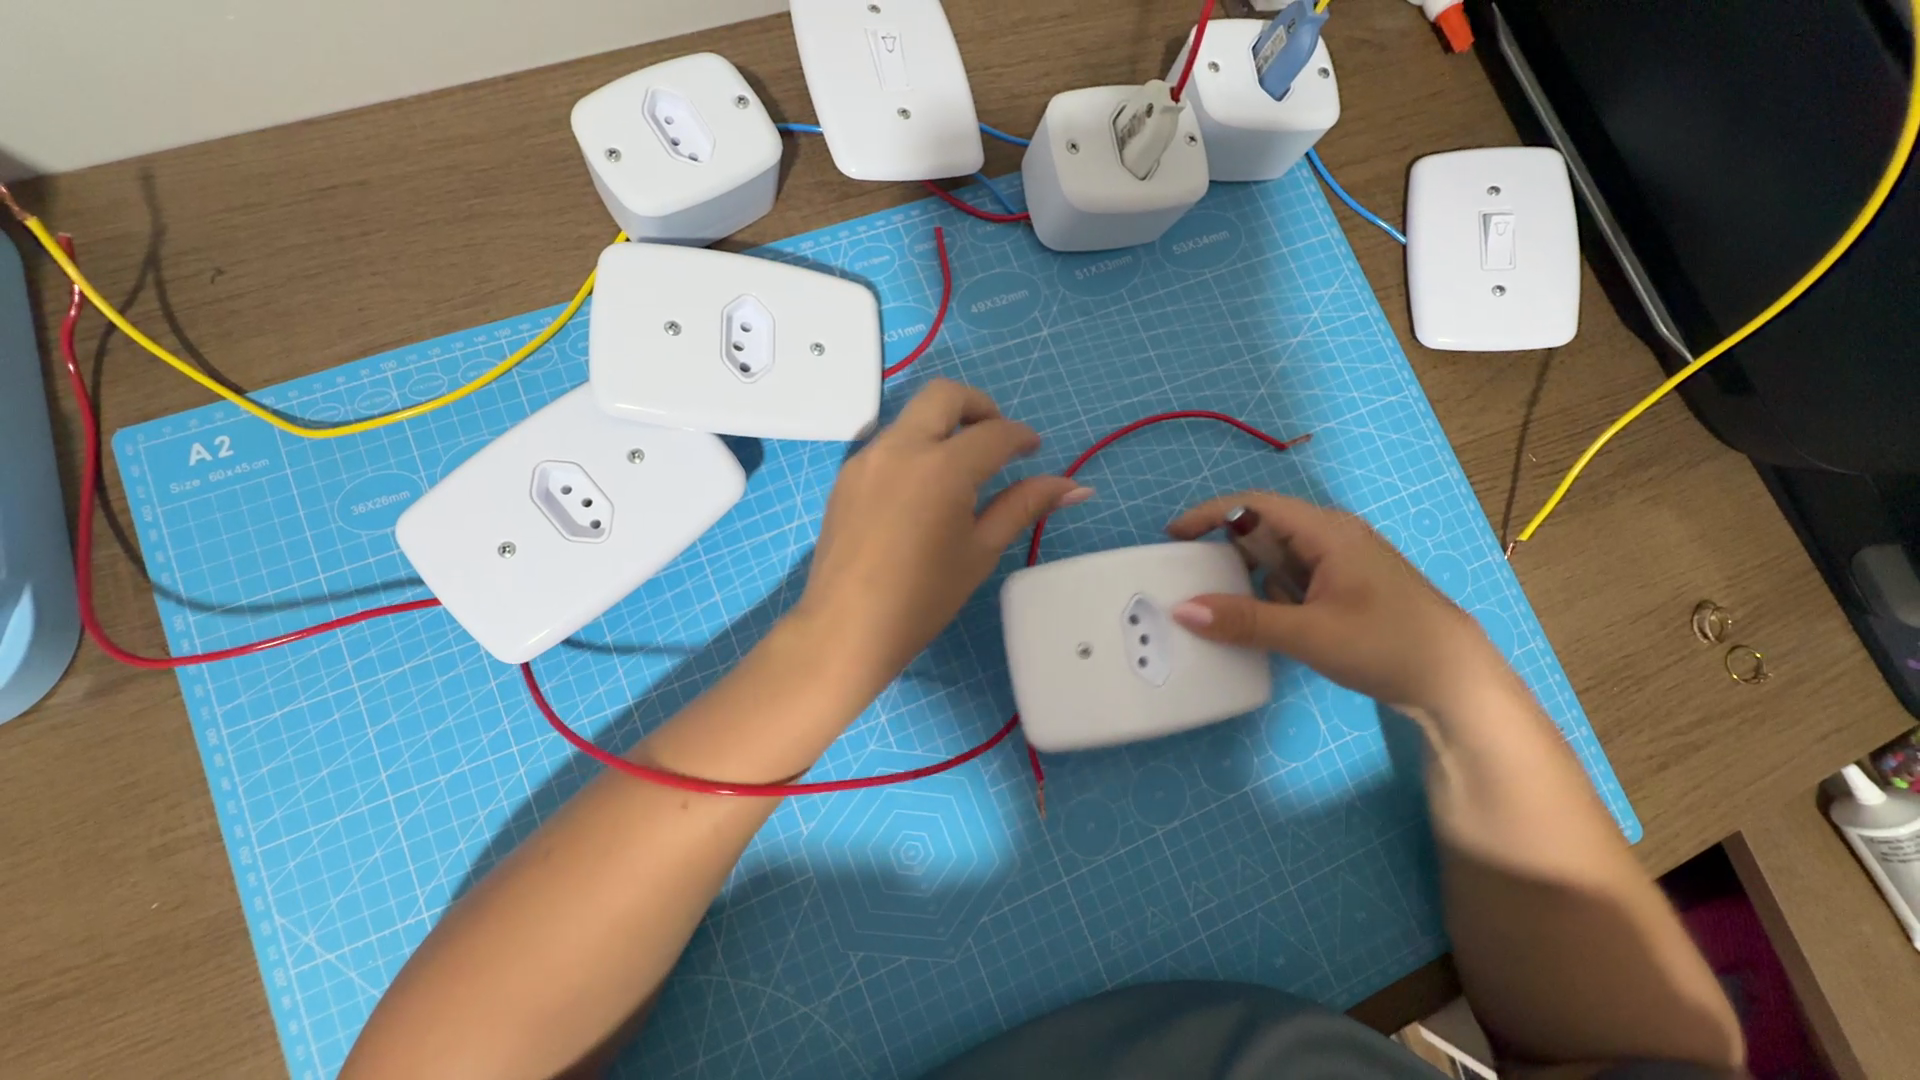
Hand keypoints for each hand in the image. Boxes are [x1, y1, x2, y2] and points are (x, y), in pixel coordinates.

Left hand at [794, 380, 1090, 692]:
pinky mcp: (846, 476)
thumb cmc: (923, 597)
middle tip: (997, 440)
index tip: (1033, 450)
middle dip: (980, 406)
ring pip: (911, 416)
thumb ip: (1024, 506)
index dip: (1021, 437)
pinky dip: (914, 448)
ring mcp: (867, 458)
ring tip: (961, 470)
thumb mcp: (981, 550)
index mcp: (942, 466)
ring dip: (943, 426)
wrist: (846, 627)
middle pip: (945, 395)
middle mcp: (901, 447)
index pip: (994, 433)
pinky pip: (887, 443)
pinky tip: (922, 492)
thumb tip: (1076, 487)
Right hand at [1166, 492, 1503, 713]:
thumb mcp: (1309, 634)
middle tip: (1192, 579)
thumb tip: (1183, 609)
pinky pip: (1295, 578)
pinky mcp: (1348, 587)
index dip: (1209, 515)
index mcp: (1327, 532)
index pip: (1254, 505)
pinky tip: (1265, 621)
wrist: (1457, 682)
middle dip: (1226, 551)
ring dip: (1250, 577)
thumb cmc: (1387, 645)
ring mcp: (1344, 563)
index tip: (1173, 537)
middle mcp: (1334, 537)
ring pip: (1279, 556)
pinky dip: (1271, 593)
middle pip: (1265, 529)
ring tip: (1223, 606)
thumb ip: (1243, 620)